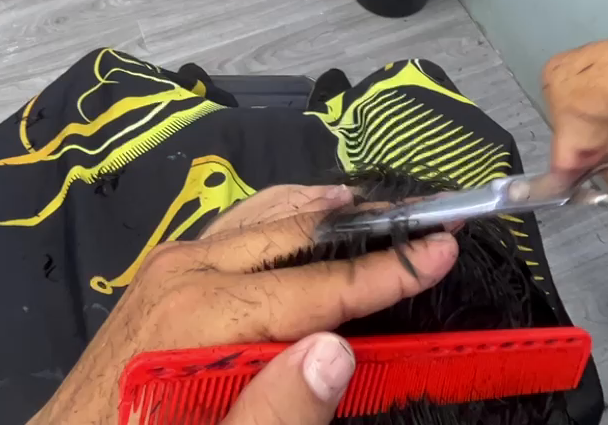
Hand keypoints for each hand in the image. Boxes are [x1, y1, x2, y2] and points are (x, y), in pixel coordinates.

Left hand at [31, 185, 458, 423]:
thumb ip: (271, 415)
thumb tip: (337, 350)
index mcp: (201, 313)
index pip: (314, 287)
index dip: (383, 272)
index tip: (441, 248)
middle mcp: (187, 268)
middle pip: (293, 232)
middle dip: (362, 227)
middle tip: (421, 215)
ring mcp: (173, 261)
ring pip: (264, 213)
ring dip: (322, 208)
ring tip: (372, 204)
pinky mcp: (166, 268)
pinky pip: (238, 225)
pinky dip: (282, 213)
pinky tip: (301, 215)